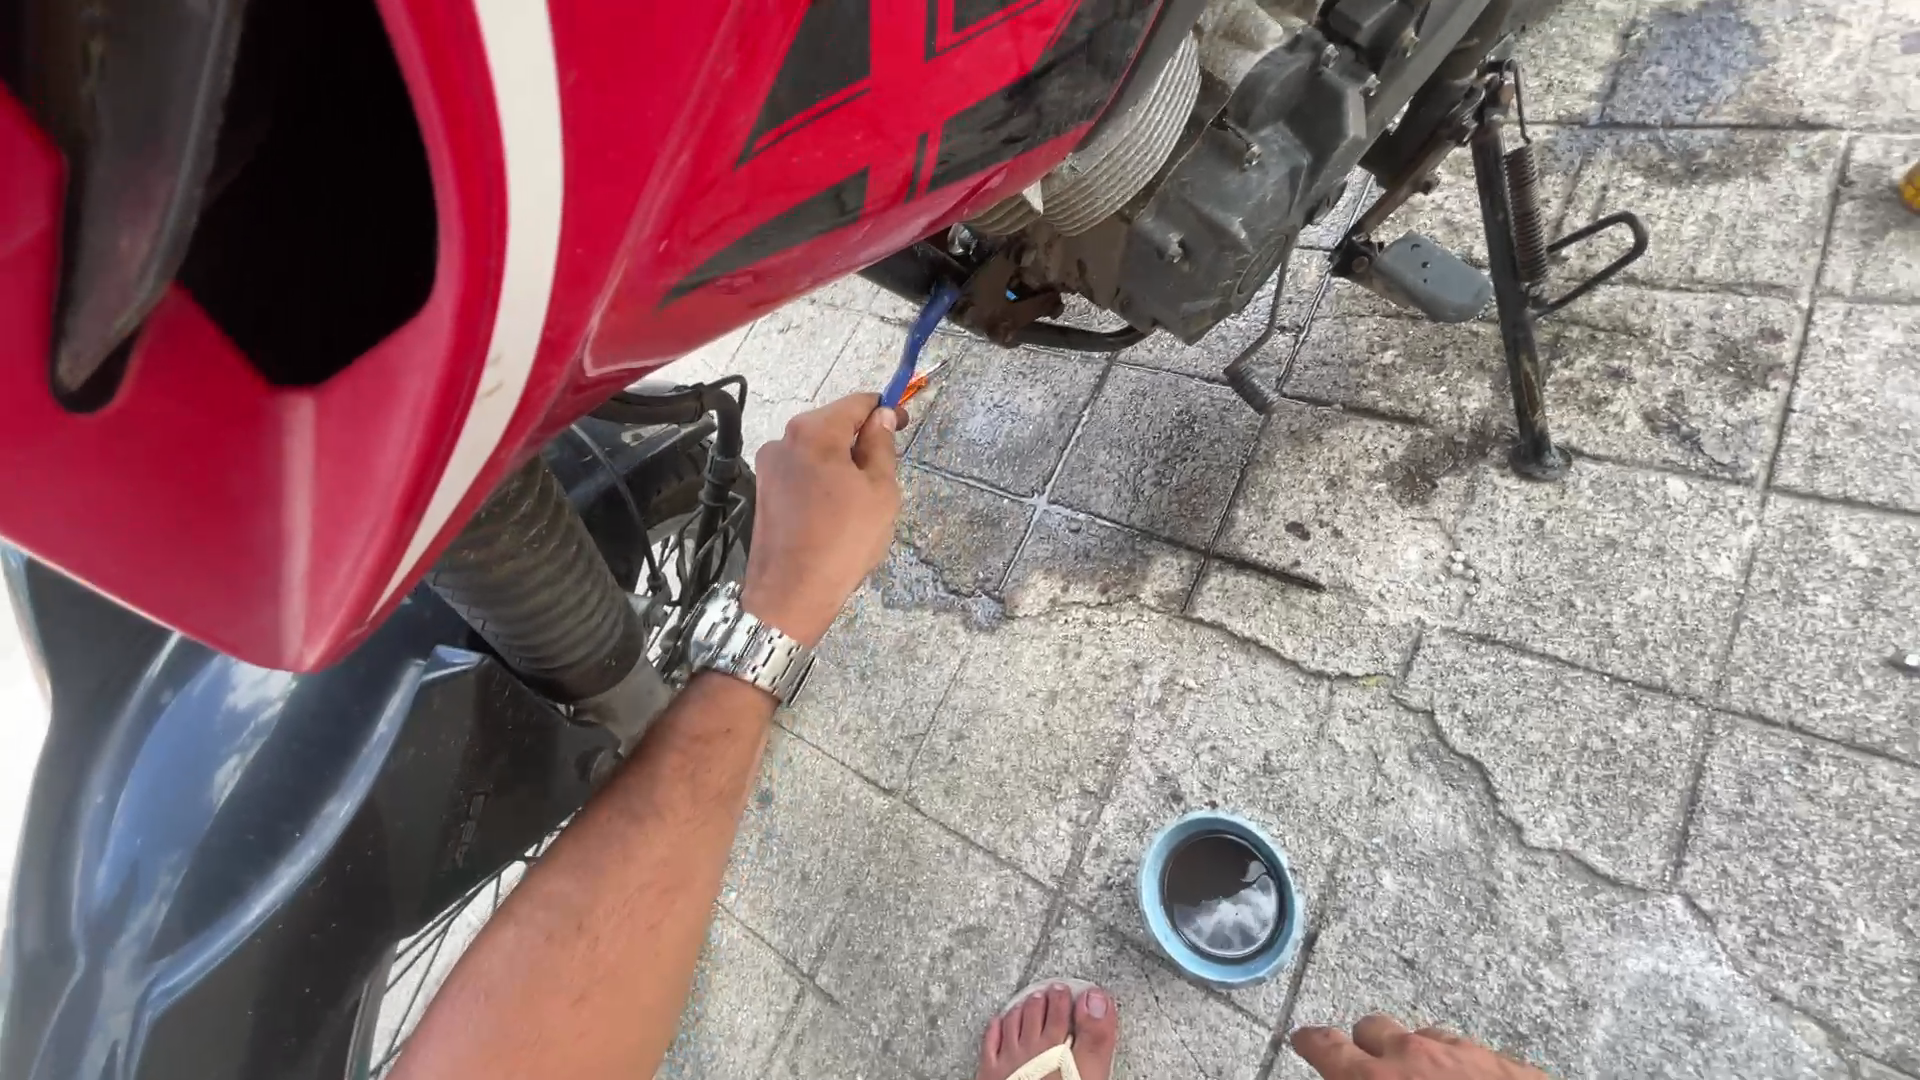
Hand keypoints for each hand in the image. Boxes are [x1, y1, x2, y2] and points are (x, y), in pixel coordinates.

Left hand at [740, 394, 902, 646]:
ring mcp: (769, 467)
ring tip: (861, 500)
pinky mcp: (763, 492)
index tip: (903, 421)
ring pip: (816, 451)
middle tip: (886, 470)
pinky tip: (836, 512)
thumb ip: (881, 447)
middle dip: (861, 440)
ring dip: (841, 462)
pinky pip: (802, 473)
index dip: (884, 409)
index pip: (856, 403)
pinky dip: (823, 481)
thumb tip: (881, 418)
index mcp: (813, 432)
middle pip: (832, 425)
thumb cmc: (844, 540)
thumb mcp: (880, 491)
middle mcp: (784, 440)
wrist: (791, 593)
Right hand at [1292, 1015, 1548, 1079]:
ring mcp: (1467, 1056)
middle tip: (1372, 1074)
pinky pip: (1474, 1051)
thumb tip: (1351, 1077)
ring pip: (1425, 1036)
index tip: (1303, 1042)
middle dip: (1367, 1046)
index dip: (1311, 1042)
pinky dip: (1463, 1068)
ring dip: (1417, 1056)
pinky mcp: (1514, 1068)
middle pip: (1372, 1028)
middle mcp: (1414, 1058)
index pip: (1327, 1046)